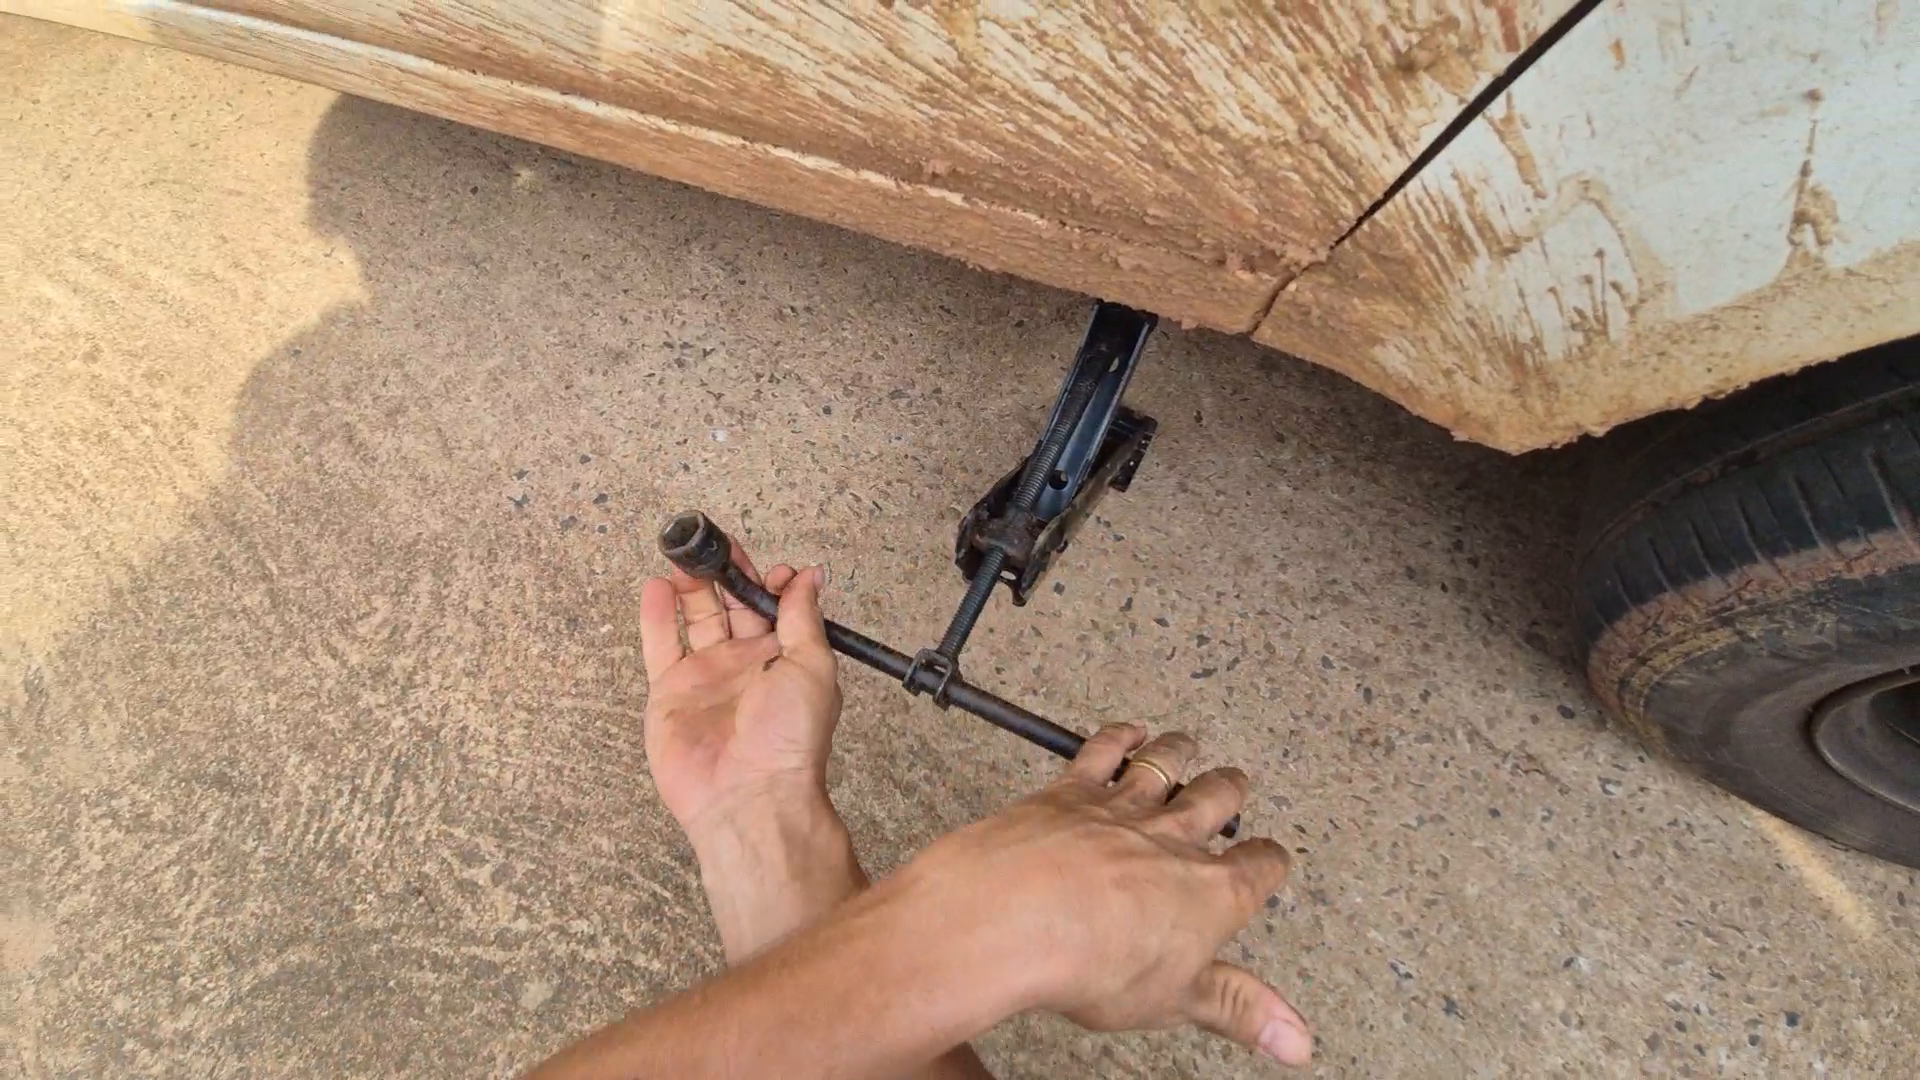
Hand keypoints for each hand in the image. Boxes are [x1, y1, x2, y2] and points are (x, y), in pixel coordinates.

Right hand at [639, 546, 859, 961]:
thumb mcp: (812, 664)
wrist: (749, 794)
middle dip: (726, 573)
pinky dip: (656, 616)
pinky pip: (661, 646)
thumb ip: (803, 617)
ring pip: (697, 618)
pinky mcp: (672, 691)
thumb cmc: (790, 736)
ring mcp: (707, 675)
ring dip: (692, 586)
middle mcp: (746, 663)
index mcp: (784, 656)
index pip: (775, 606)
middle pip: (733, 605)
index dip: (771, 581)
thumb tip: (811, 574)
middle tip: (716, 543)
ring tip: (686, 555)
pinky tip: (655, 586)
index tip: (770, 566)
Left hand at [887, 725, 1311, 1065]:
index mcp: (1207, 892)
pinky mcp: (1073, 789)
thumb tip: (1297, 1039)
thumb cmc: (1092, 961)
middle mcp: (1171, 838)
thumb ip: (1237, 1007)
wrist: (1019, 911)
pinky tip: (1127, 731)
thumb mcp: (1174, 1000)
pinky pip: (1104, 752)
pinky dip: (1119, 736)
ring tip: (1186, 742)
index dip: (1269, 863)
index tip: (1273, 858)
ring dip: (1178, 751)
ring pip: (1163, 767)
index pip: (1255, 871)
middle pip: (1214, 801)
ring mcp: (1121, 807)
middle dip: (1229, 790)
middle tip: (1236, 781)